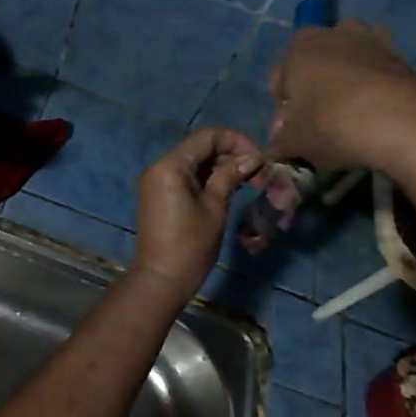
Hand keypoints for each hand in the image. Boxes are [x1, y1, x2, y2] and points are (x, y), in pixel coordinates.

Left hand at [132, 128, 262, 301]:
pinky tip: (228, 186)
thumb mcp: (214, 208)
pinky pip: (184, 176)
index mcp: (170, 166)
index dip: (235, 140)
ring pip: (192, 161)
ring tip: (247, 179)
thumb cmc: (190, 246)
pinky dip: (206, 177)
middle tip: (256, 170)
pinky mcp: (159, 194)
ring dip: (219, 165)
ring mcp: (156, 181)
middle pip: (198, 146)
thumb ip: (230, 176)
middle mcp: (159, 167)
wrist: (161, 279)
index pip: (206, 137)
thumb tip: (252, 157)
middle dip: (229, 152)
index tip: (259, 157)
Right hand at [268, 20, 415, 167]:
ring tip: (347, 109)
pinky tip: (372, 110)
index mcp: (297, 51)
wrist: (400, 121)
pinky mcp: (400, 55)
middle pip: (314, 59)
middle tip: (315, 117)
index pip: (280, 76)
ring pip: (347, 57)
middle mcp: (331, 35)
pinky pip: (375, 68)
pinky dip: (371, 83)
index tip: (289, 128)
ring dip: (343, 76)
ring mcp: (370, 40)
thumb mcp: (294, 142)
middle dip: (312, 83)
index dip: (282, 104)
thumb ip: (280, 144)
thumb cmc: (330, 124)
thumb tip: (274, 149)